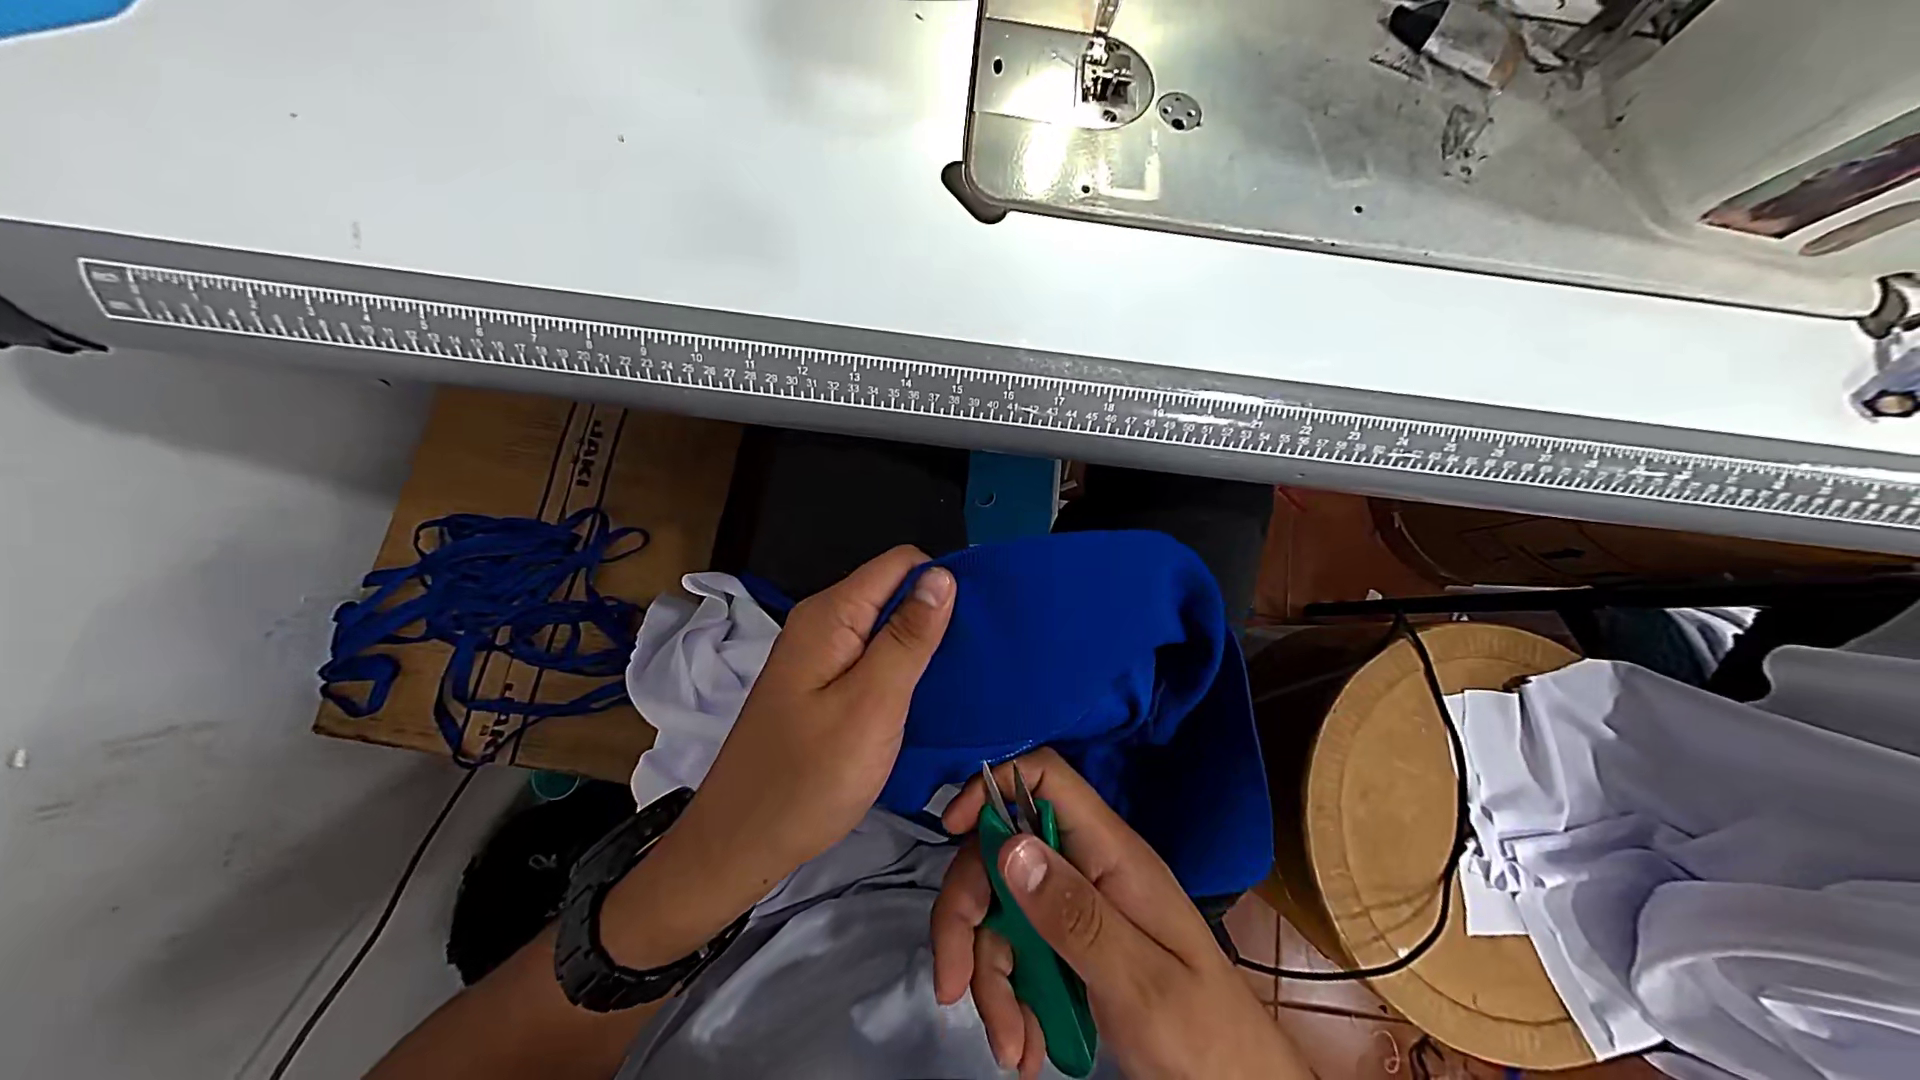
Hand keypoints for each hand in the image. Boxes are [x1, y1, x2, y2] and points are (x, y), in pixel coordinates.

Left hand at [603, 546, 956, 968]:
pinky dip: (903, 671)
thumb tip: (942, 574)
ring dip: (923, 647)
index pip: (901, 563)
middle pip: (893, 592)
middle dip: (937, 616)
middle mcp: (822, 623)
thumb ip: (908, 637)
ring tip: (962, 678)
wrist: (741, 843)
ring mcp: (820, 656)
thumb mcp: (871, 704)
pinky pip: (872, 659)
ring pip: (886, 628)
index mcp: (831, 615)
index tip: (981, 621)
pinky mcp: (822, 686)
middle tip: (978, 658)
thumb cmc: (810, 777)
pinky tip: (928, 697)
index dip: (943, 582)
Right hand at [931, 749, 1309, 1079]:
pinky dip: (1009, 998)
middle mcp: (1087, 866)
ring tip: (1011, 1047)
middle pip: (1003, 853)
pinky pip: (1016, 951)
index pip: (1048, 778)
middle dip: (968, 914)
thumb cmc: (1202, 1033)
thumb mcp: (1140, 982)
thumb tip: (1008, 844)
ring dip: (990, 977)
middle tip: (954, 983)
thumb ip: (1075, 914)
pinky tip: (1025, 1046)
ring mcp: (1076, 905)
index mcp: (1111, 852)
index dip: (995, 785)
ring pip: (1001, 909)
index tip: (953, 830)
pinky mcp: (1068, 944)